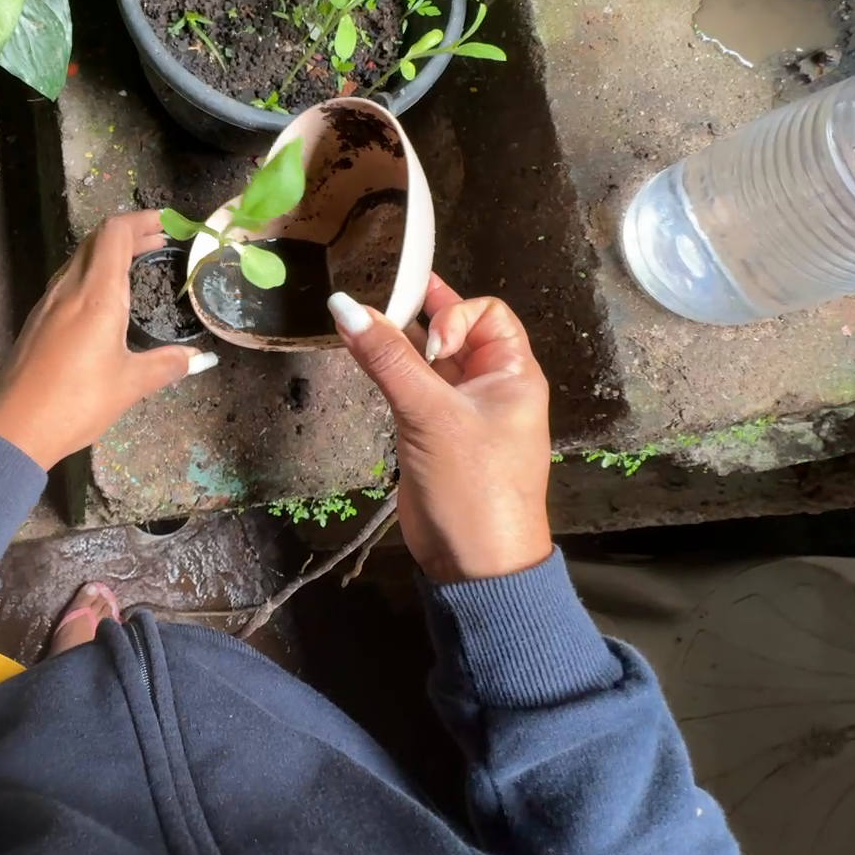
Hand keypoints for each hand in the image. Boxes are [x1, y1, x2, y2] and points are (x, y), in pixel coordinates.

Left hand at [0, 211, 216, 469]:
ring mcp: (47, 304)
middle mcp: (68, 289)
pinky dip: (91, 274)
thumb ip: (167, 365)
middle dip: (129, 234)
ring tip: (135, 265)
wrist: (15, 428)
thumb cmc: (77, 402)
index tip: (166, 224)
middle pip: (96, 241)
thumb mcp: (130, 385)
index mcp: (96, 295)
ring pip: (78, 260)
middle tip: (158, 242)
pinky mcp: (36, 322)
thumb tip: (198, 358)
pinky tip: (102, 299)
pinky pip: (66, 282)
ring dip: (107, 254)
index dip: (141, 220)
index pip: (115, 234)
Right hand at [327, 275, 552, 581]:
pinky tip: (362, 359)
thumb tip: (343, 305)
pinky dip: (388, 371)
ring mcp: (457, 409)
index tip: (426, 343)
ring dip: (397, 342)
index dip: (453, 315)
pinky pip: (410, 387)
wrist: (474, 562)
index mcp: (512, 373)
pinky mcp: (430, 431)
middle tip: (377, 292)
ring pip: (426, 359)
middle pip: (453, 330)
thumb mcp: (430, 414)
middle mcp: (487, 384)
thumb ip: (386, 359)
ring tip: (359, 325)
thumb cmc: (471, 482)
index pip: (486, 313)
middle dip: (419, 311)